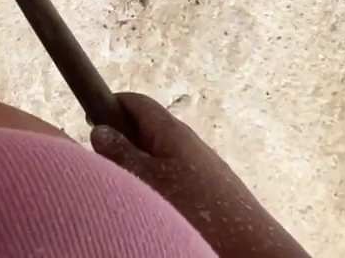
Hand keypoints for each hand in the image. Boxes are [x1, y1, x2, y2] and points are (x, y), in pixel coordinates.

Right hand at [91, 93, 310, 257]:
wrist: (253, 251)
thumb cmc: (196, 209)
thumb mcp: (148, 180)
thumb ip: (121, 153)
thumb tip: (100, 128)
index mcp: (171, 130)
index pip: (135, 102)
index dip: (110, 106)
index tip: (90, 123)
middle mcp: (188, 143)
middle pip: (145, 131)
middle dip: (123, 143)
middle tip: (106, 167)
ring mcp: (201, 168)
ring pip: (159, 158)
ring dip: (140, 170)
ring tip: (129, 194)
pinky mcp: (211, 193)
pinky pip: (174, 179)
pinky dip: (158, 188)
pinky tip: (154, 211)